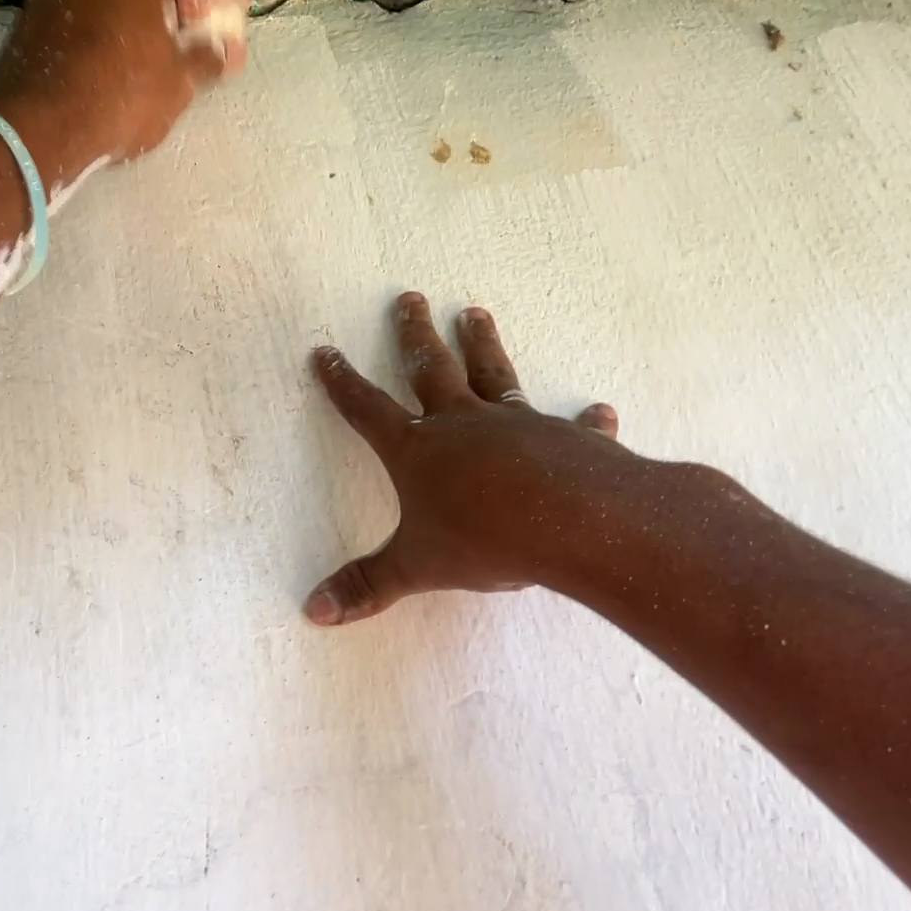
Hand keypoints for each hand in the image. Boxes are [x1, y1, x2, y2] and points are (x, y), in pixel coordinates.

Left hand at [0, 0, 243, 185]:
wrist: (41, 129)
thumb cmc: (121, 99)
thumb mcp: (178, 86)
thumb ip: (205, 59)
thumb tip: (221, 50)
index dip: (201, 5)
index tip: (208, 34)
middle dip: (159, 12)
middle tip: (173, 53)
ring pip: (103, 0)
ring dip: (122, 25)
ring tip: (136, 69)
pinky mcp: (30, 17)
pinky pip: (75, 22)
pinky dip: (91, 40)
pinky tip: (100, 73)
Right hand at [305, 292, 647, 625]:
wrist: (575, 524)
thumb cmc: (485, 540)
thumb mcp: (416, 567)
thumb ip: (367, 587)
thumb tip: (312, 613)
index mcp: (418, 449)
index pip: (367, 410)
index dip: (342, 383)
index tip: (325, 351)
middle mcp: (462, 424)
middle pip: (430, 368)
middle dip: (414, 334)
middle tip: (410, 296)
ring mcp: (516, 425)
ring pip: (492, 374)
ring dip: (482, 343)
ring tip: (474, 312)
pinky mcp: (566, 439)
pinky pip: (574, 426)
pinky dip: (585, 421)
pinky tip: (599, 411)